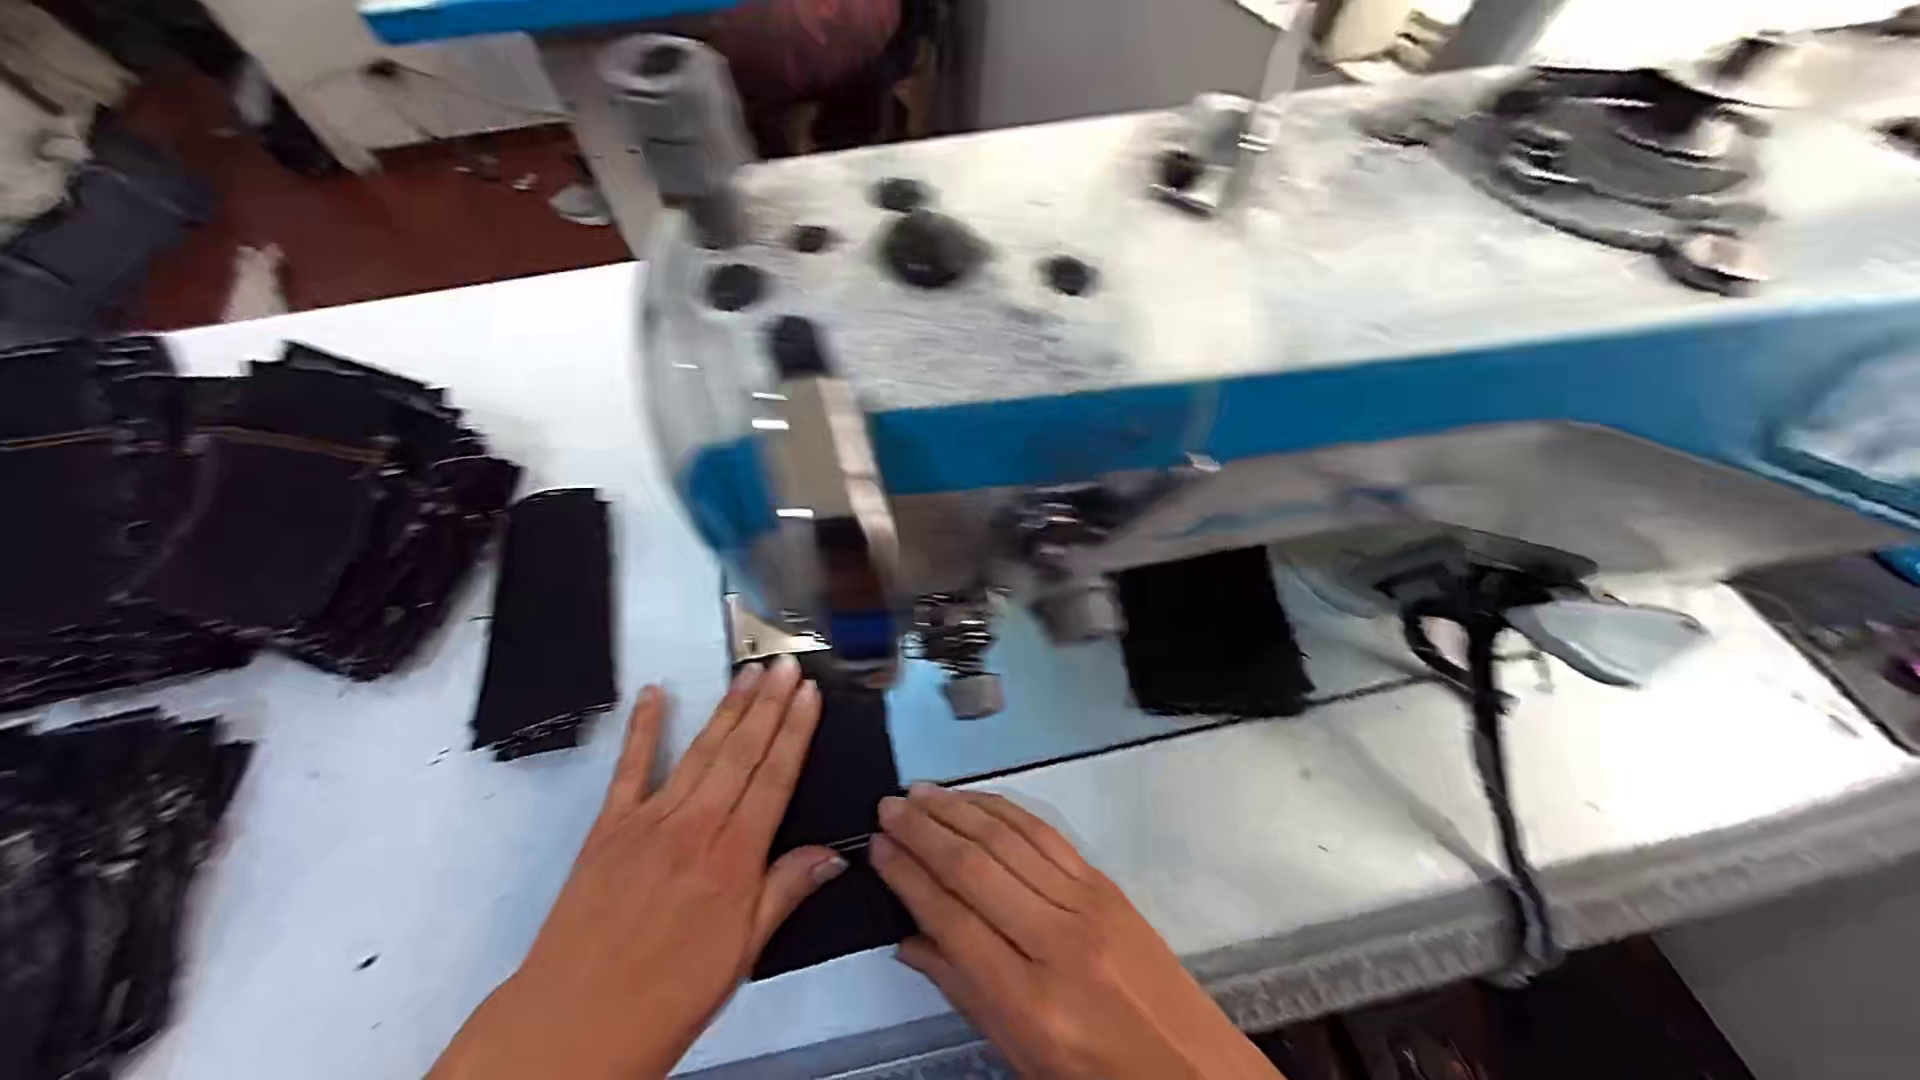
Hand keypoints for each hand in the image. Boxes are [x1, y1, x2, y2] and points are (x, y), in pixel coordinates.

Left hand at [429, 656, 843, 1079]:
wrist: (571, 1028)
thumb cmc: (670, 995)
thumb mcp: (743, 954)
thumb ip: (785, 892)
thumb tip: (833, 854)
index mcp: (734, 857)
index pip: (776, 777)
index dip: (796, 731)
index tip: (811, 694)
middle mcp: (697, 826)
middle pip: (742, 752)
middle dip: (769, 703)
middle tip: (787, 664)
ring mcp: (650, 820)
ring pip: (700, 750)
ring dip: (729, 707)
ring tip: (750, 671)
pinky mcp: (609, 826)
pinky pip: (630, 768)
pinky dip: (643, 728)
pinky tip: (654, 694)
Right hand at [871, 784, 1283, 1079]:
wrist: (1190, 1068)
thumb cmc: (1095, 1074)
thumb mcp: (1019, 1054)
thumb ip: (961, 989)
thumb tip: (907, 938)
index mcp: (1030, 1000)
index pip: (952, 919)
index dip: (907, 877)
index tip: (878, 848)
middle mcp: (1056, 940)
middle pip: (975, 868)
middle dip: (923, 831)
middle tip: (887, 807)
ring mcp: (1085, 903)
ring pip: (1007, 839)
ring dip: (957, 810)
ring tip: (919, 793)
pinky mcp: (1104, 882)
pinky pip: (1044, 833)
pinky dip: (1002, 809)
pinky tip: (973, 799)